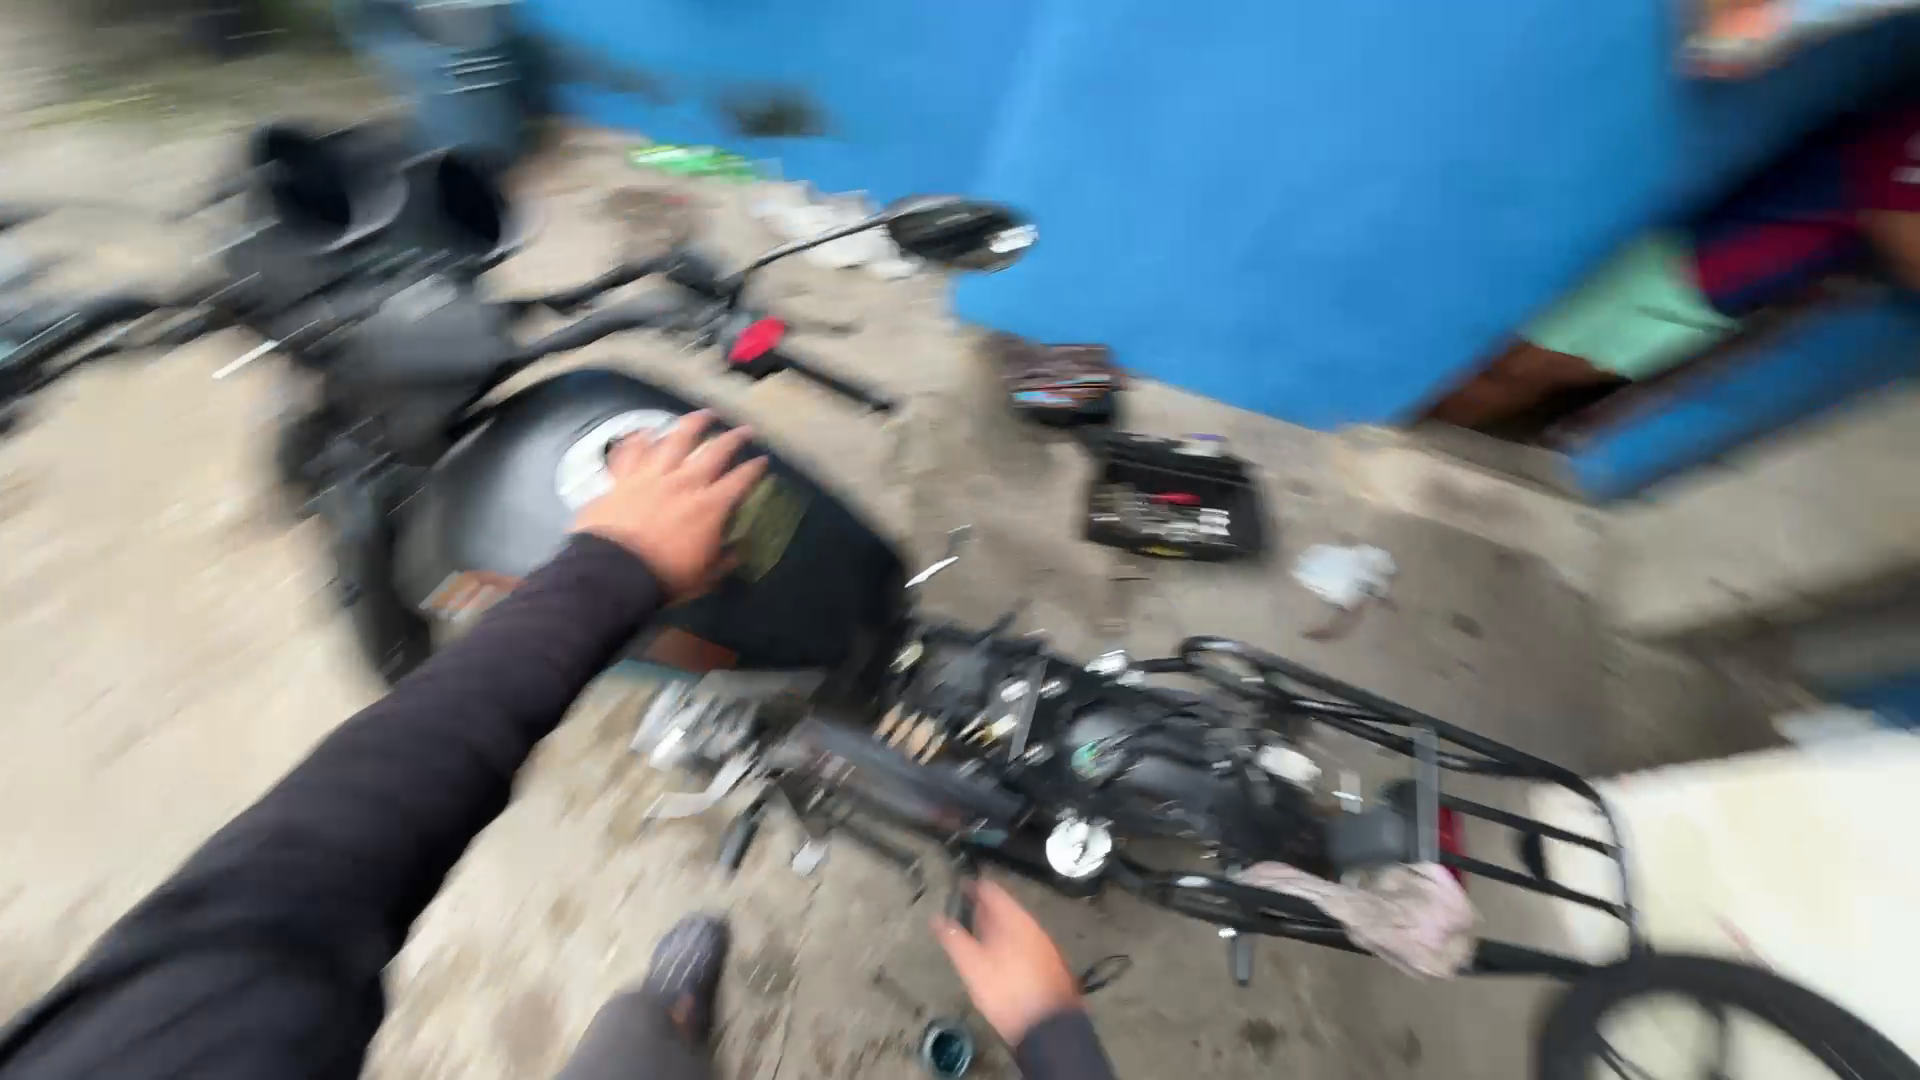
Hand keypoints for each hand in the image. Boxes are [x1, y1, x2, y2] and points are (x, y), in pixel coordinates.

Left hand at [570, 410, 767, 599]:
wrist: (613, 573)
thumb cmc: (664, 576)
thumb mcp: (706, 575)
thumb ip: (724, 559)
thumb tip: (738, 551)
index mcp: (710, 506)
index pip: (741, 480)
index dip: (755, 468)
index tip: (763, 460)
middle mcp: (685, 483)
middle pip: (715, 451)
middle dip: (734, 438)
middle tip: (744, 430)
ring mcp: (652, 476)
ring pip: (676, 440)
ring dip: (692, 424)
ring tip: (703, 415)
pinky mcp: (623, 478)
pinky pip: (632, 451)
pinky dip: (639, 439)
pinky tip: (646, 431)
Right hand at [932, 881, 1081, 1045]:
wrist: (1048, 1027)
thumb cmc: (1006, 990)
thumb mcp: (972, 965)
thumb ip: (954, 938)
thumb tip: (936, 917)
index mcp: (1012, 917)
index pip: (990, 889)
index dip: (971, 887)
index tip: (957, 889)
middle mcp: (1031, 924)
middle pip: (1004, 906)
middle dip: (983, 909)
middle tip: (964, 914)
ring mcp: (1043, 943)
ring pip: (1015, 925)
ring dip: (996, 926)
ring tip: (977, 936)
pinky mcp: (1049, 963)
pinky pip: (1024, 941)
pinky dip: (1008, 941)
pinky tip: (999, 958)